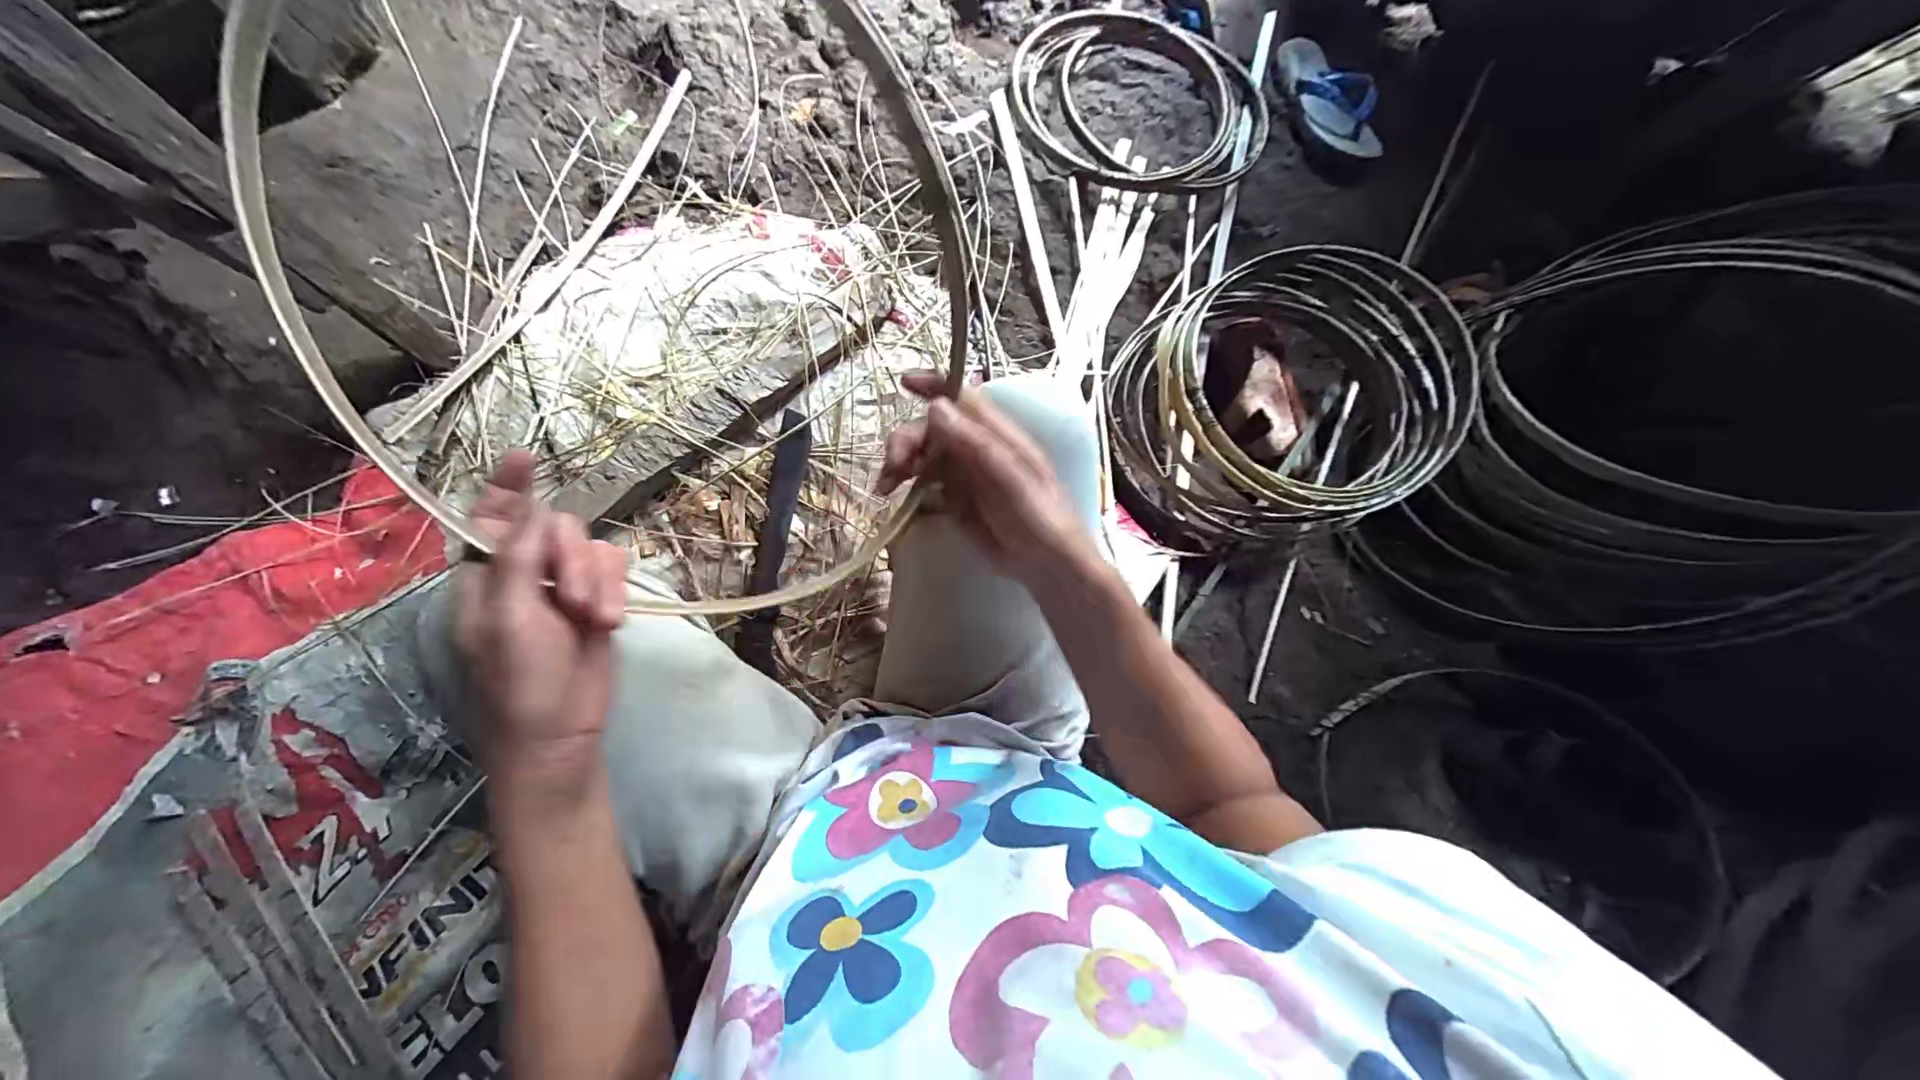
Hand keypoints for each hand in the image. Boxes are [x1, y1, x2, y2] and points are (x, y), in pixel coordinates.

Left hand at [454, 451, 630, 786]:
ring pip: (592, 548)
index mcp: (486, 577)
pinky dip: (617, 591)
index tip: (527, 457)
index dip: (508, 487)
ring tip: (596, 619)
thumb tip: (539, 511)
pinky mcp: (600, 600)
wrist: (563, 731)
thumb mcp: (509, 619)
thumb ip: (520, 561)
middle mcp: (526, 575)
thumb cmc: (519, 681)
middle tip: (572, 597)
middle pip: (555, 528)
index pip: (491, 519)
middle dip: (571, 557)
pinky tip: (611, 622)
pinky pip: (615, 569)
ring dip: (598, 581)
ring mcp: (566, 588)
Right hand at [877, 372, 1094, 584]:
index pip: (960, 397)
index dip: (932, 385)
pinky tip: (897, 501)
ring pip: (922, 457)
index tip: (904, 383)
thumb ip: (975, 443)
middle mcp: (975, 447)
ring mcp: (964, 474)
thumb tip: (935, 406)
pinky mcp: (955, 501)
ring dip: (899, 466)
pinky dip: (907, 489)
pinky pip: (924, 485)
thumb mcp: (1011, 477)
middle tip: (894, 467)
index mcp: (994, 433)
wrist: (1045, 564)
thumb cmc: (1039, 515)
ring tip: (885, 488)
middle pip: (931, 430)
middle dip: (906, 441)